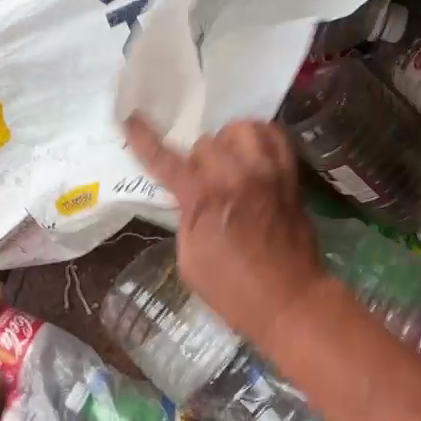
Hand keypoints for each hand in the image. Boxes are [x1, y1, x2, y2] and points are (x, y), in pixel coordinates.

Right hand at [124, 116, 331, 350]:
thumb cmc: (232, 289)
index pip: (165, 159)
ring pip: (242, 129)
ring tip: (229, 162)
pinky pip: (275, 136)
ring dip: (229, 143)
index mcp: (204, 198)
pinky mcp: (290, 175)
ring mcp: (268, 171)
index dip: (144, 139)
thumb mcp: (189, 257)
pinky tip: (253, 154)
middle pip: (206, 143)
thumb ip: (186, 215)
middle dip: (198, 162)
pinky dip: (261, 139)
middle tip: (201, 184)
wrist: (289, 301)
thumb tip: (190, 195)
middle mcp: (237, 175)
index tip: (131, 119)